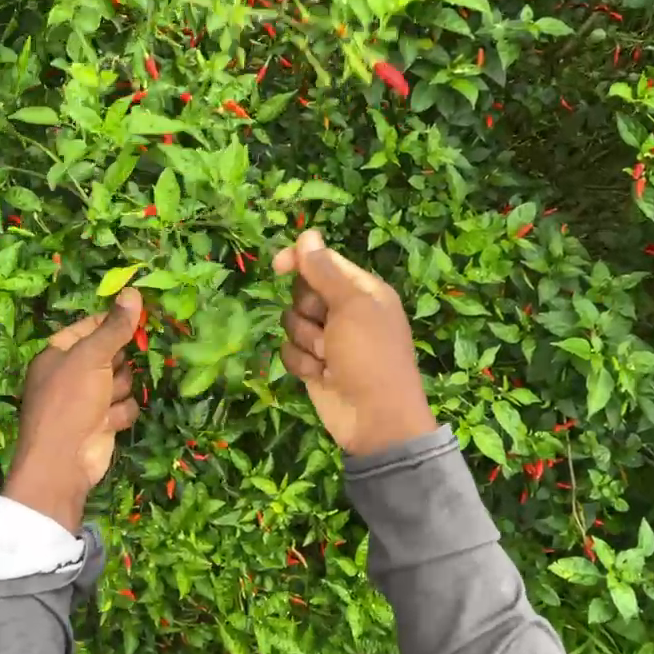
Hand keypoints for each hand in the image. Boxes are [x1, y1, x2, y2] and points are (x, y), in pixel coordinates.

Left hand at [7, 288, 143, 532]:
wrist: (63, 462)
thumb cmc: (69, 401)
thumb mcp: (92, 357)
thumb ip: (115, 327)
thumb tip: (133, 292)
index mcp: (58, 353)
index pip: (90, 327)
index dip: (111, 323)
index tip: (138, 317)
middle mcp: (71, 374)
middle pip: (109, 353)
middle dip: (118, 361)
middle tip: (120, 362)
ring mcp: (87, 400)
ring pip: (121, 380)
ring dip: (119, 389)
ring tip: (107, 398)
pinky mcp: (102, 422)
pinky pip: (124, 406)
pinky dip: (120, 413)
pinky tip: (109, 421)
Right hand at [272, 230, 435, 456]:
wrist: (375, 419)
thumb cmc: (371, 356)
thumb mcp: (352, 307)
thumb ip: (324, 271)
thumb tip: (307, 235)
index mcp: (362, 291)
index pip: (323, 262)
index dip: (300, 261)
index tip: (277, 266)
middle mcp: (345, 311)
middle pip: (303, 291)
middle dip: (307, 310)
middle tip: (326, 326)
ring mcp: (328, 339)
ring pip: (292, 322)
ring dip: (306, 341)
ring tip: (328, 357)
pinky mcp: (313, 364)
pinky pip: (289, 351)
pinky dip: (302, 363)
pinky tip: (321, 375)